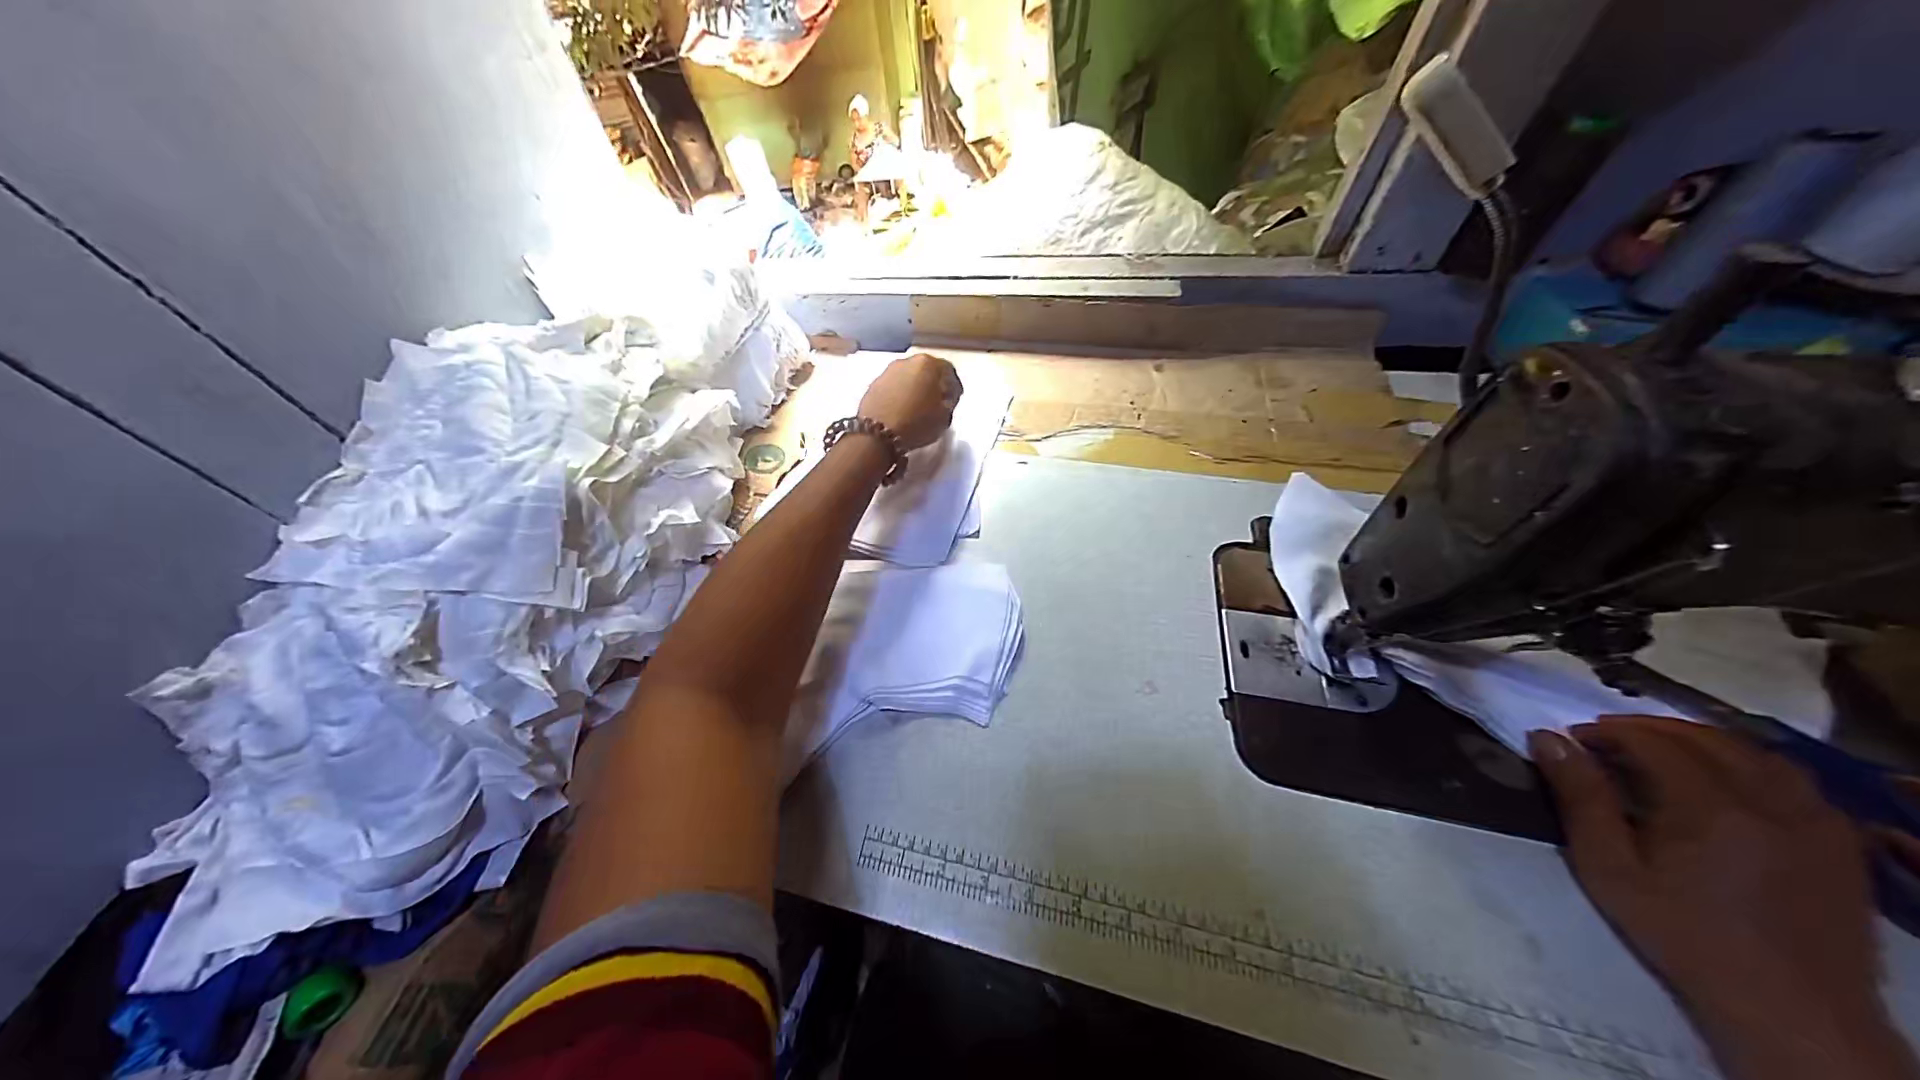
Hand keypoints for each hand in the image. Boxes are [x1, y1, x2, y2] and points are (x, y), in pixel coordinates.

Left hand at [857, 353, 961, 451]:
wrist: (877, 434)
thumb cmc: (917, 423)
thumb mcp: (944, 417)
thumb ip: (948, 402)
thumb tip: (943, 398)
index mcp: (928, 364)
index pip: (948, 370)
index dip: (953, 386)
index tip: (954, 399)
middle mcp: (906, 361)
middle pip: (925, 370)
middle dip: (932, 384)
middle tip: (936, 401)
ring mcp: (887, 372)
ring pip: (907, 377)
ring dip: (914, 388)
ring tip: (917, 406)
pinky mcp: (873, 385)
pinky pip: (893, 387)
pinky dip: (899, 395)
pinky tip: (901, 409)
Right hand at [1530, 717, 1918, 1079]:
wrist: (1789, 1009)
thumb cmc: (1682, 934)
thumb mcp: (1609, 868)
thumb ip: (1580, 797)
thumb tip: (1547, 738)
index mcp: (1712, 807)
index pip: (1654, 742)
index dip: (1609, 731)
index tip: (1575, 738)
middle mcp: (1771, 802)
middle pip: (1706, 739)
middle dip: (1651, 729)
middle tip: (1608, 738)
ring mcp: (1817, 821)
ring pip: (1756, 753)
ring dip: (1702, 741)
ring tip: (1664, 751)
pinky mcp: (1841, 842)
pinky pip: (1796, 781)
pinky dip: (1751, 765)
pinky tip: (1726, 780)